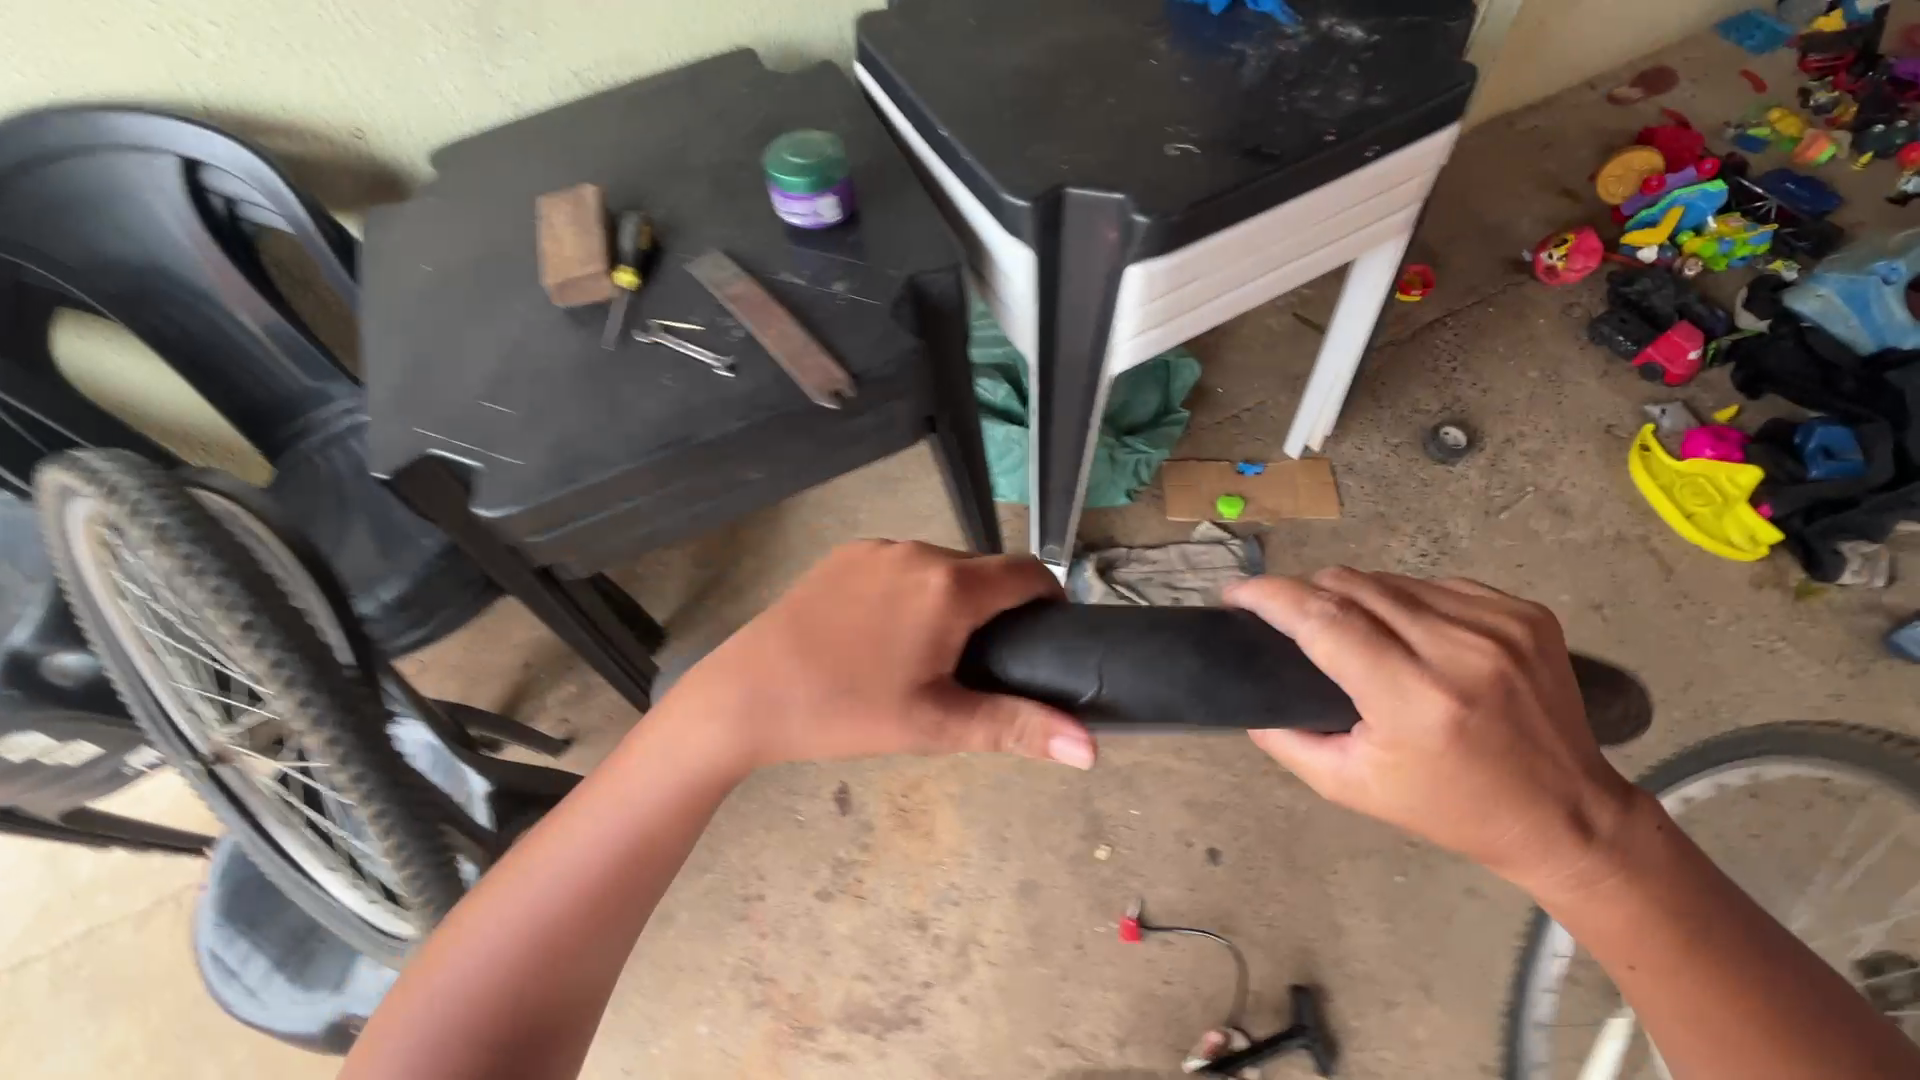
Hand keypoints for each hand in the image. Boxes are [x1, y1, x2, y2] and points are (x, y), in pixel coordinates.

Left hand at [657, 540, 1095, 773]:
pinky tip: (885, 634)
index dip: (1048, 600)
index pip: (1027, 573)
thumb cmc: (847, 711)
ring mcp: (877, 548)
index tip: (1047, 636)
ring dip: (952, 598)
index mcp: (950, 587)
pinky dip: (911, 590)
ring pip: (940, 566)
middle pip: (983, 570)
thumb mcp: (937, 725)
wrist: (746, 695)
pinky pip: (900, 565)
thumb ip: (1017, 727)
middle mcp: (919, 551)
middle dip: (996, 608)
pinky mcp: (844, 554)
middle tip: (983, 664)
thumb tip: (1090, 750)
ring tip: (932, 653)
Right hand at [1225, 569, 1642, 896]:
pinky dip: (1402, 599)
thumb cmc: (1450, 809)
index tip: (1235, 593)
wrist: (1567, 815)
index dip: (1270, 596)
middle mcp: (1458, 649)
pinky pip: (1433, 585)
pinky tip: (1404, 630)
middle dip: (1304, 592)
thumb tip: (1251, 698)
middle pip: (1351, 585)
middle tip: (1284, 616)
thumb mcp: (1351, 788)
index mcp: (1413, 698)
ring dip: (1352, 594)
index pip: (1324, 619)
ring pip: (1389, 578)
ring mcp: (1497, 624)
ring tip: (1345, 626)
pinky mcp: (1523, 613)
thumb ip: (1288, 740)